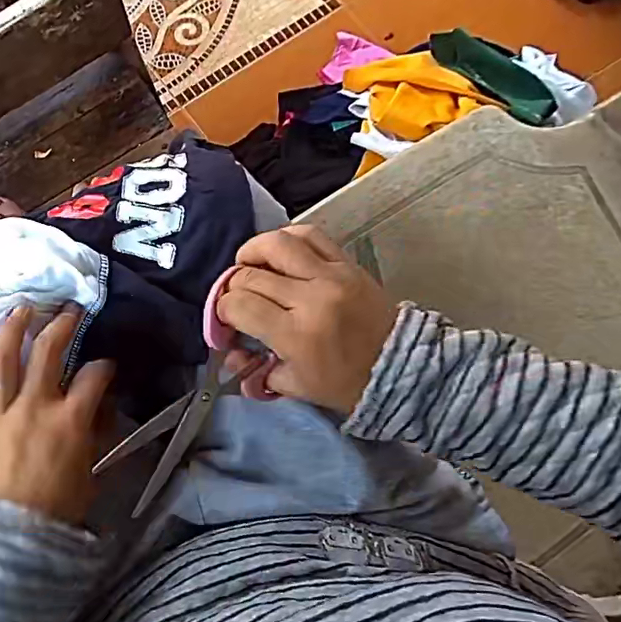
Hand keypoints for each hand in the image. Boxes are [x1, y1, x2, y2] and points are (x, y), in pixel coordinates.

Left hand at [0, 306, 114, 524]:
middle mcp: (34, 407)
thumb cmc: (59, 505)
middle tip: (69, 311)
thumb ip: (96, 432)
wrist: (13, 536)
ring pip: (3, 358)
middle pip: (49, 351)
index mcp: (70, 420)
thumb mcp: (91, 468)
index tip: (106, 367)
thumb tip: (99, 407)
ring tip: (22, 309)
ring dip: (13, 328)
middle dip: (63, 324)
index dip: (105, 366)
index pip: (95, 376)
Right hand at [215, 226, 398, 412]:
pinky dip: (287, 238)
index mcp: (296, 334)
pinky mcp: (347, 263)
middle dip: (232, 287)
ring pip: (277, 244)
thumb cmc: (344, 383)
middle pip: (251, 276)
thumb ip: (257, 371)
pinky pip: (310, 235)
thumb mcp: (295, 386)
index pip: (239, 305)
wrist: (398, 367)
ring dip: (253, 252)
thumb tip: (232, 356)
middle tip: (235, 299)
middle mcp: (310, 297)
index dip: (222, 310)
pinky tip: (278, 252)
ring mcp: (331, 275)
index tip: (226, 319)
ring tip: (248, 264)